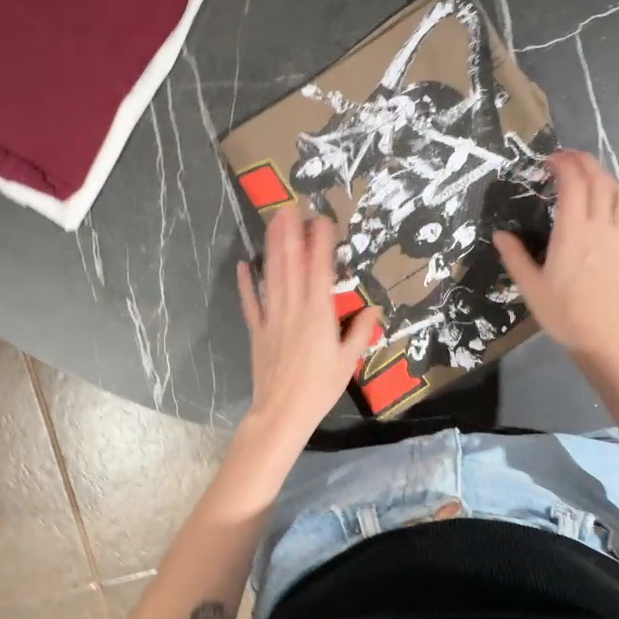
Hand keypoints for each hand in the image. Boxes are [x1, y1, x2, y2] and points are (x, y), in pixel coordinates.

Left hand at [238, 207, 381, 445]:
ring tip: (273, 221)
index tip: (321, 218)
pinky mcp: (257, 331)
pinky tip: (244, 264)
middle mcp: (293, 308)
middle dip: (291, 233)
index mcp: (319, 314)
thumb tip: (374, 309)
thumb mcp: (348, 361)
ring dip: (272, 246)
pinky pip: (250, 302)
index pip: (319, 269)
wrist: (282, 411)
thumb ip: (360, 332)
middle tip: (290, 206)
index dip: (320, 242)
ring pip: (272, 275)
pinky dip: (246, 282)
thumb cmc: (320, 388)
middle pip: (291, 264)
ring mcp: (271, 318)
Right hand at [496, 149, 618, 376]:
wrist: (606, 340)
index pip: (572, 184)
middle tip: (570, 158)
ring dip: (610, 182)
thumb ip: (515, 257)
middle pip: (600, 183)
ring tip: (596, 180)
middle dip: (585, 163)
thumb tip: (500, 234)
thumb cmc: (563, 314)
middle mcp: (601, 228)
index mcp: (572, 233)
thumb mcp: (530, 287)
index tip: (550, 159)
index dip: (563, 165)